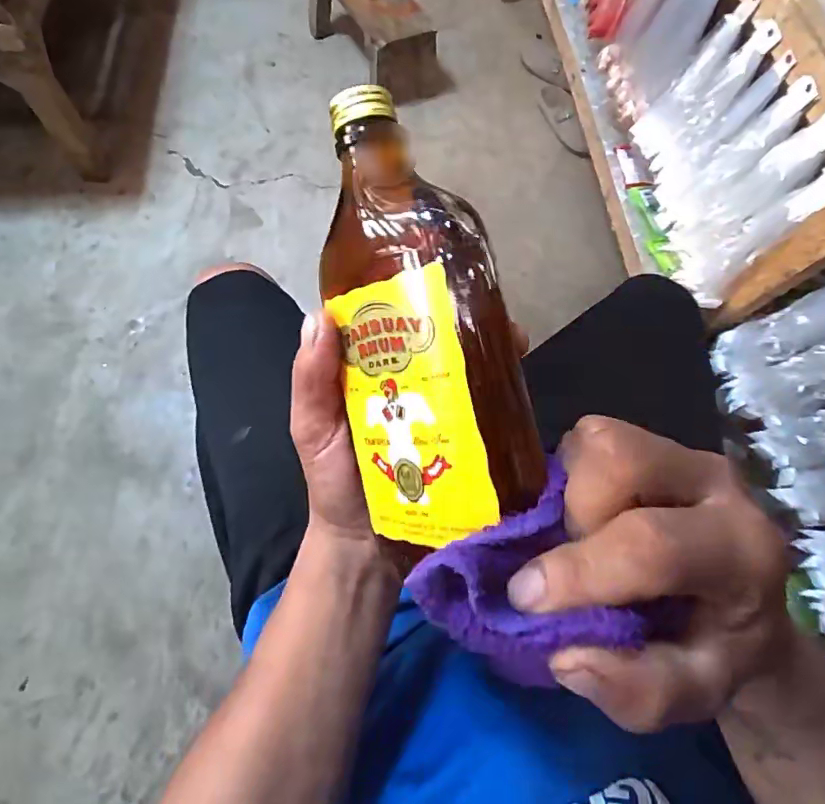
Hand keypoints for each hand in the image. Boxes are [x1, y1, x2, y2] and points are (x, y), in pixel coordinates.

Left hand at [289, 311, 530, 543]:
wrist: (368, 551)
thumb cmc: (333, 483)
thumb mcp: (311, 429)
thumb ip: (309, 380)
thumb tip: (318, 318)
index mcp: (373, 372)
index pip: (394, 322)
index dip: (411, 294)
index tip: (434, 273)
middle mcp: (412, 382)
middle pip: (441, 339)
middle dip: (466, 318)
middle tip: (486, 307)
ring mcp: (442, 409)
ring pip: (470, 367)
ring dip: (492, 348)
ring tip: (511, 338)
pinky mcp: (465, 438)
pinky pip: (485, 407)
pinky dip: (502, 390)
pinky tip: (515, 378)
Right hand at [507, 416, 793, 731]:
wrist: (746, 603)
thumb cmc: (718, 648)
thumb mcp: (694, 694)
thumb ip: (638, 691)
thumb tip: (565, 656)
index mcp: (741, 550)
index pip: (654, 545)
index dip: (581, 571)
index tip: (526, 599)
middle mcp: (717, 482)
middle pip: (622, 459)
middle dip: (576, 512)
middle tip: (574, 560)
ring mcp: (683, 450)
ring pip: (600, 438)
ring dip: (571, 491)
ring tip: (583, 537)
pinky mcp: (652, 437)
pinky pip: (590, 437)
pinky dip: (571, 474)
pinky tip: (587, 514)